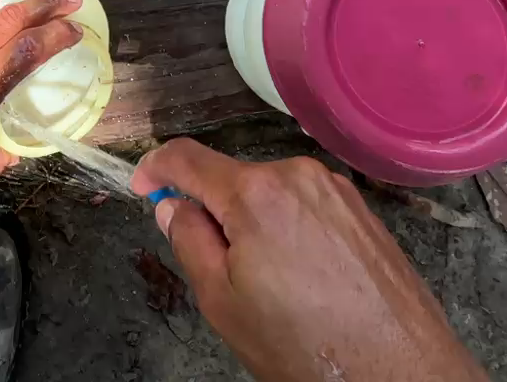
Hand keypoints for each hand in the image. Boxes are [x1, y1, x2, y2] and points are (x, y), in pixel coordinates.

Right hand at [131, 139, 487, 381]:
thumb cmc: (306, 349)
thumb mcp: (223, 303)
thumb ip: (188, 240)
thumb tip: (174, 206)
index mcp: (253, 191)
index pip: (185, 156)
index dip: (155, 168)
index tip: (144, 190)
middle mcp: (294, 173)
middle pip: (230, 177)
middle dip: (212, 208)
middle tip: (215, 264)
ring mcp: (333, 187)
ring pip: (267, 190)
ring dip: (251, 218)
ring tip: (269, 281)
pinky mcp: (362, 208)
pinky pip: (303, 202)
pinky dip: (287, 225)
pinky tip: (304, 277)